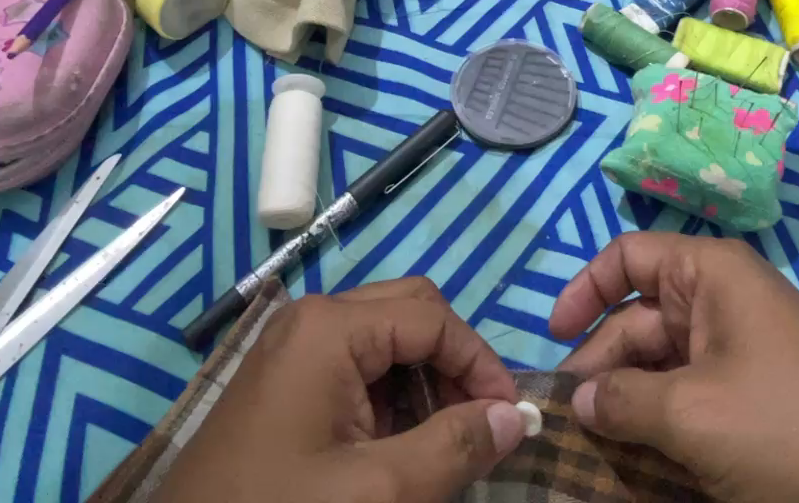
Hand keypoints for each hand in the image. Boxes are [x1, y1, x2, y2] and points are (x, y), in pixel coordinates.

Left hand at [165, 278, 527, 501]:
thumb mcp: (379, 493)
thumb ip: (455, 448)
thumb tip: (515, 417)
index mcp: (329, 327)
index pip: (432, 317)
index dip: (480, 363)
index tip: (511, 419)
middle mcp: (310, 319)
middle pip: (409, 313)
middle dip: (453, 365)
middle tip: (479, 426)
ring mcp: (292, 348)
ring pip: (384, 340)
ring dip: (424, 383)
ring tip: (441, 445)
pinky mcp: (283, 381)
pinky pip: (354, 367)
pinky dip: (389, 399)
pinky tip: (395, 449)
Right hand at [551, 232, 798, 502]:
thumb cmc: (791, 428)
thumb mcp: (695, 414)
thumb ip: (623, 402)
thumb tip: (577, 402)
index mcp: (708, 274)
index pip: (626, 257)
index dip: (583, 290)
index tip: (551, 341)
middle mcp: (721, 302)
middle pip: (637, 322)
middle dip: (600, 370)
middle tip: (564, 428)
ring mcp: (741, 353)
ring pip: (661, 370)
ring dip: (626, 409)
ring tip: (591, 455)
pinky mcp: (756, 401)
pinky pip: (691, 402)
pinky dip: (661, 430)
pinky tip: (636, 467)